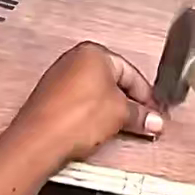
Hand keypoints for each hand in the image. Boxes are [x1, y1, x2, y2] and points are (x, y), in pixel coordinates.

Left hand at [0, 43, 163, 194]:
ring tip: (122, 128)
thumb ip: (140, 114)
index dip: (146, 95)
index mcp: (93, 53)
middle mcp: (74, 59)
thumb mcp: (120, 114)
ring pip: (96, 93)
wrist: (39, 141)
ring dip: (111, 110)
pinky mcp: (50, 97)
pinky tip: (98, 130)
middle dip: (129, 103)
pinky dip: (93, 114)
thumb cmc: (75, 117)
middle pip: (113, 81)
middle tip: (143, 122)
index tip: (155, 112)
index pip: (130, 72)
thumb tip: (153, 120)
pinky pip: (80, 102)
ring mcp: (60, 77)